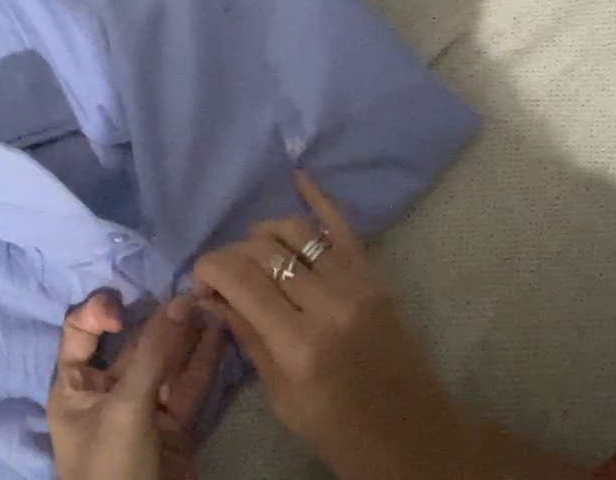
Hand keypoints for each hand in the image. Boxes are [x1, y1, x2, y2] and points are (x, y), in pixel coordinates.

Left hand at [47, 290, 228, 479]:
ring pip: (165, 363)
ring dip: (186, 335)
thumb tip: (180, 302)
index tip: (123, 308)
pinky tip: (220, 334)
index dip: (99, 312)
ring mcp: (142, 412)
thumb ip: (155, 354)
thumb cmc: (111, 468)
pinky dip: (203, 362)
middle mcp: (106, 395)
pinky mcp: (173, 429)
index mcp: (75, 388)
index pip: (80, 333)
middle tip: (192, 291)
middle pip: (133, 345)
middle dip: (160, 319)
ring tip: (211, 303)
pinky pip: (187, 387)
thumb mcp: (125, 409)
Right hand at [191, 172, 454, 473]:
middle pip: (263, 252)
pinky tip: (298, 177)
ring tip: (252, 252)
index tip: (199, 278)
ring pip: (295, 230)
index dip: (210, 269)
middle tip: (220, 273)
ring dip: (263, 234)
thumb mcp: (283, 398)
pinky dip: (319, 198)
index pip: (241, 281)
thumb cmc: (341, 432)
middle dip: (230, 255)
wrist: (415, 439)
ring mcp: (356, 283)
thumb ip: (248, 337)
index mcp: (300, 345)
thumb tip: (210, 296)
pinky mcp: (374, 274)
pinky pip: (341, 225)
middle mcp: (328, 304)